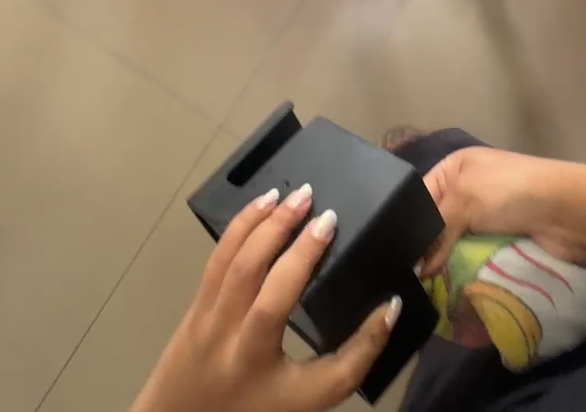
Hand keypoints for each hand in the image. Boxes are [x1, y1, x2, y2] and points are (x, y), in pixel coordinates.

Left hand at [132, 185, 401, 411]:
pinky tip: (261, 205)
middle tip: (317, 204)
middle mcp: (228, 339)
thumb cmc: (257, 409)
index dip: (330, 288)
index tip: (365, 264)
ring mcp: (206, 318)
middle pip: (254, 273)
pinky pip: (216, 257)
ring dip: (262, 220)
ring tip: (291, 195)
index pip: (295, 316)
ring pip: (232, 258)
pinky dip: (239, 226)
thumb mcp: (310, 399)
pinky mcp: (196, 304)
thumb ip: (354, 358)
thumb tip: (390, 307)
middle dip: (288, 233)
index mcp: (259, 363)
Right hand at [418, 147, 585, 276]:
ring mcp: (484, 218)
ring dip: (444, 263)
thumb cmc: (509, 191)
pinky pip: (473, 258)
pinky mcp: (499, 242)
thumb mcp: (464, 198)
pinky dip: (463, 271)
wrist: (564, 212)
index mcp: (455, 167)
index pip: (419, 195)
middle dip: (425, 247)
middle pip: (436, 222)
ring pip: (453, 244)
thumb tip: (419, 268)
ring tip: (421, 288)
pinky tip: (446, 288)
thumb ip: (437, 229)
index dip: (407, 222)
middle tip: (405, 276)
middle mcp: (467, 190)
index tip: (394, 252)